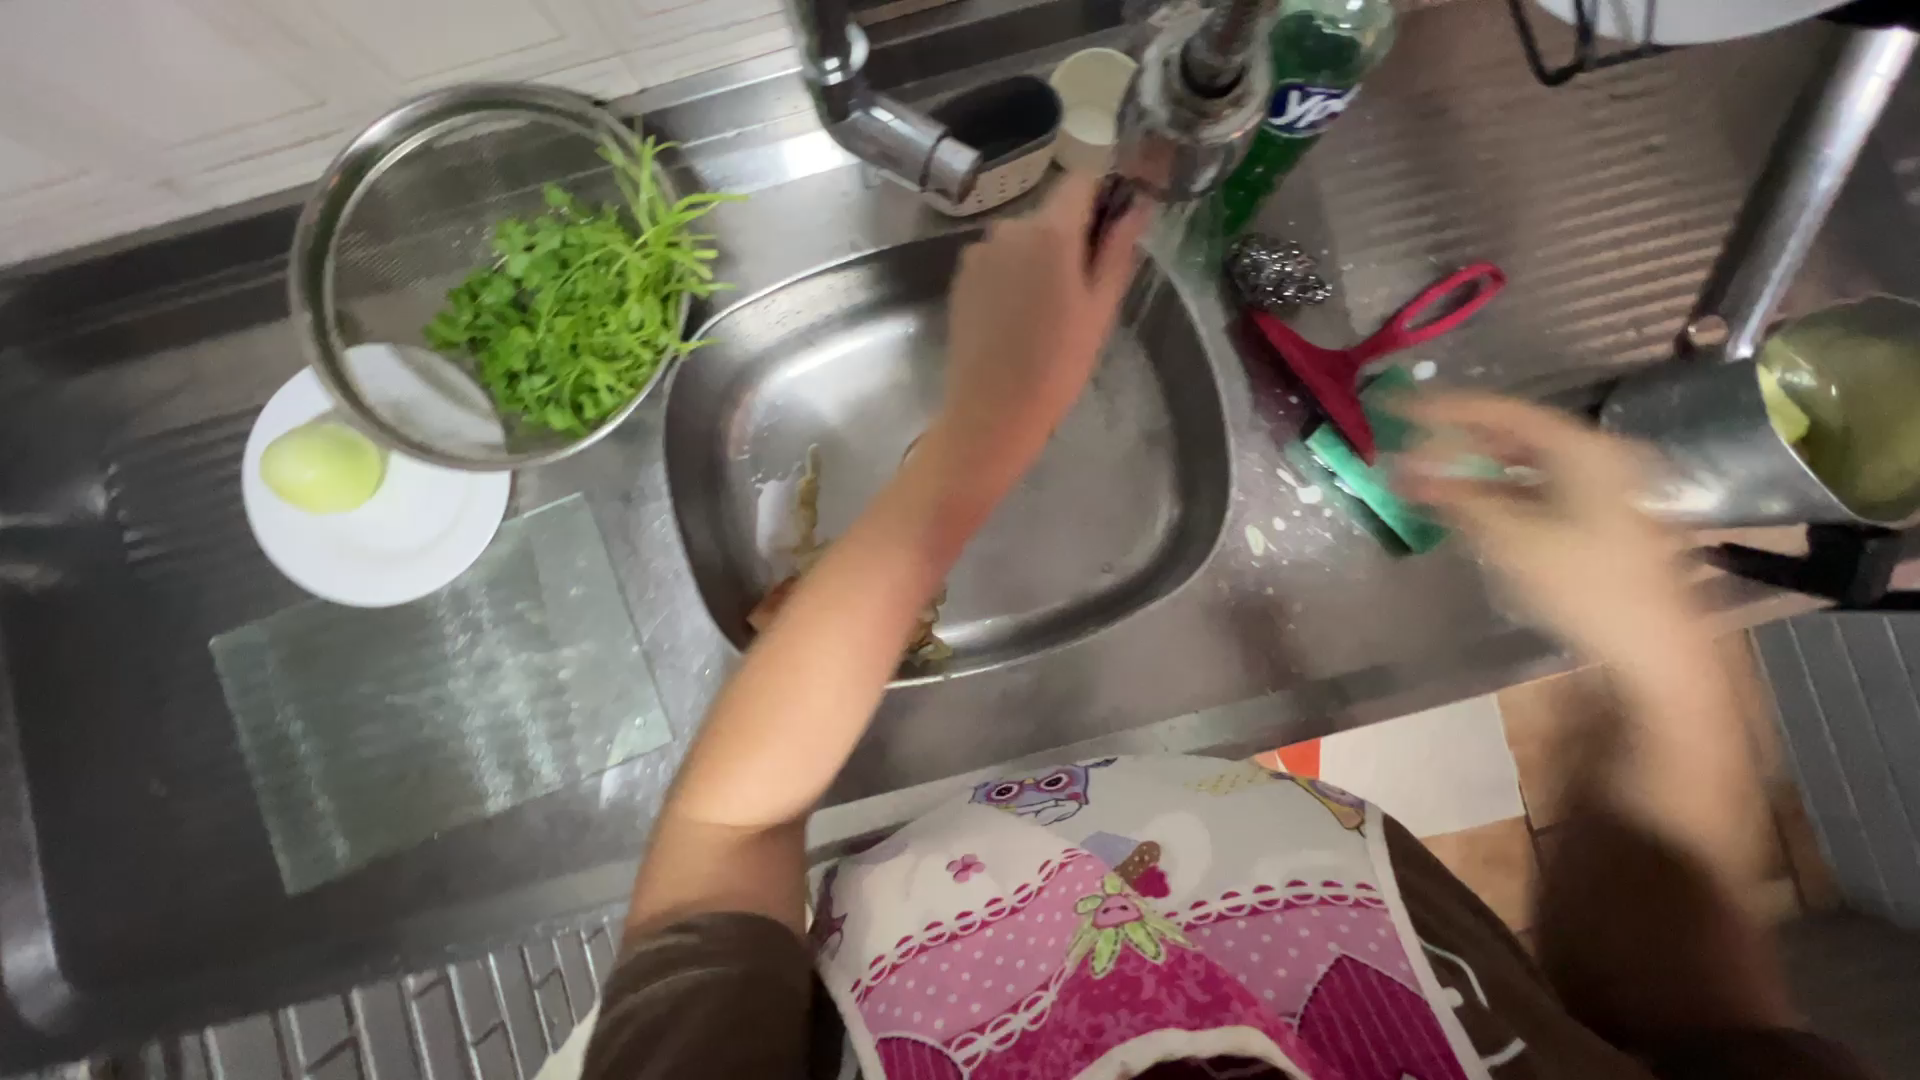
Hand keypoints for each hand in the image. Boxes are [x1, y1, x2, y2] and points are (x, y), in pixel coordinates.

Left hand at [931, 175, 1150, 491]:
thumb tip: (1138, 206)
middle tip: (1082, 289)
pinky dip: (1011, 277)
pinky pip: (997, 262)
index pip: (1082, 180)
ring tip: (1046, 312)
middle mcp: (1007, 229)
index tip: (1112, 228)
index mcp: (1049, 231)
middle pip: (1050, 213)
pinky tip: (1017, 319)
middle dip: (1070, 237)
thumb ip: (1117, 249)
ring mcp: (978, 253)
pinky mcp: (960, 279)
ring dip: (1038, 259)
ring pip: (1021, 240)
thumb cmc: (1056, 366)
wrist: (991, 412)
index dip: (1101, 197)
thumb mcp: (1099, 309)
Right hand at [1395, 392, 1707, 669]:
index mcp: (1584, 451)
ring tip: (1423, 474)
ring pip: (1520, 462)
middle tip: (1406, 446)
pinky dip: (1493, 489)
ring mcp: (1598, 486)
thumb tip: (1400, 467)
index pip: (1501, 411)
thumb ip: (1454, 497)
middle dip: (1455, 440)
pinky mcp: (1593, 514)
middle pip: (1512, 434)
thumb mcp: (1511, 539)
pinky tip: (1460, 502)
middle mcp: (1595, 457)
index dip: (1445, 408)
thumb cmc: (1584, 587)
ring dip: (1471, 467)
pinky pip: (1531, 485)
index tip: (1398, 408)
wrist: (1655, 649)